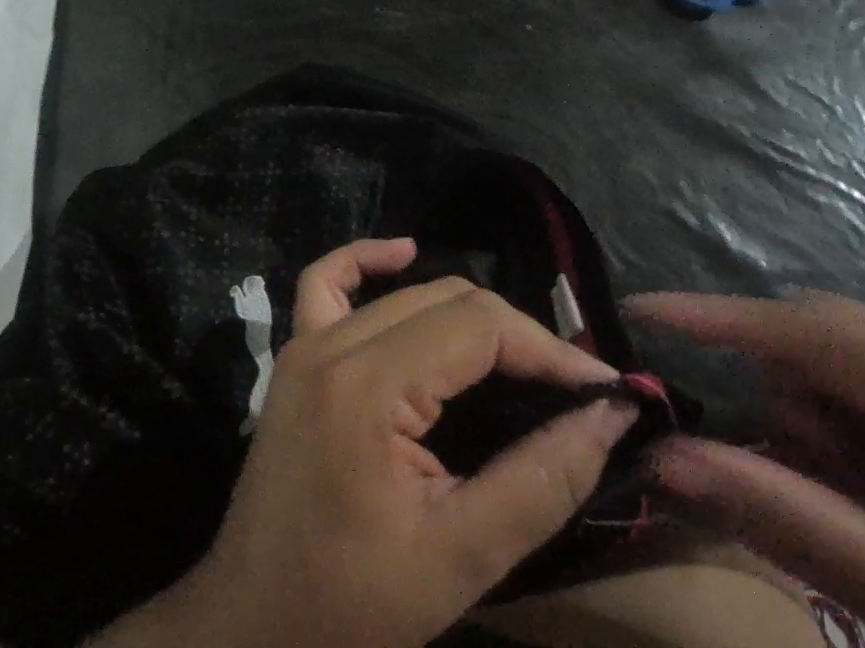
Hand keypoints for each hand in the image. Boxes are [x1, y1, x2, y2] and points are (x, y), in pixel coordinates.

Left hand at [90, 238, 637, 647]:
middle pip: (447, 301)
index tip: (602, 391)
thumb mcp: (463, 555)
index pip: (480, 326)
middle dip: (518, 337)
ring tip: (519, 358)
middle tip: (568, 390)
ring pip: (404, 294)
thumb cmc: (353, 602)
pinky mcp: (292, 360)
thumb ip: (543, 478)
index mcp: (367, 388)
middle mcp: (330, 346)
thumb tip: (611, 413)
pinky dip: (367, 262)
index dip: (551, 351)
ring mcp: (303, 347)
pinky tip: (404, 254)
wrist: (253, 623)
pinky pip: (326, 284)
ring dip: (467, 313)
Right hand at [628, 290, 864, 647]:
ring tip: (853, 491)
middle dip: (789, 399)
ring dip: (811, 416)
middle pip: (821, 336)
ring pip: (828, 353)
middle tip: (813, 477)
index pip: (822, 331)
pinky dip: (833, 420)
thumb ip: (781, 519)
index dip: (724, 316)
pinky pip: (852, 374)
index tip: (640, 309)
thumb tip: (660, 457)